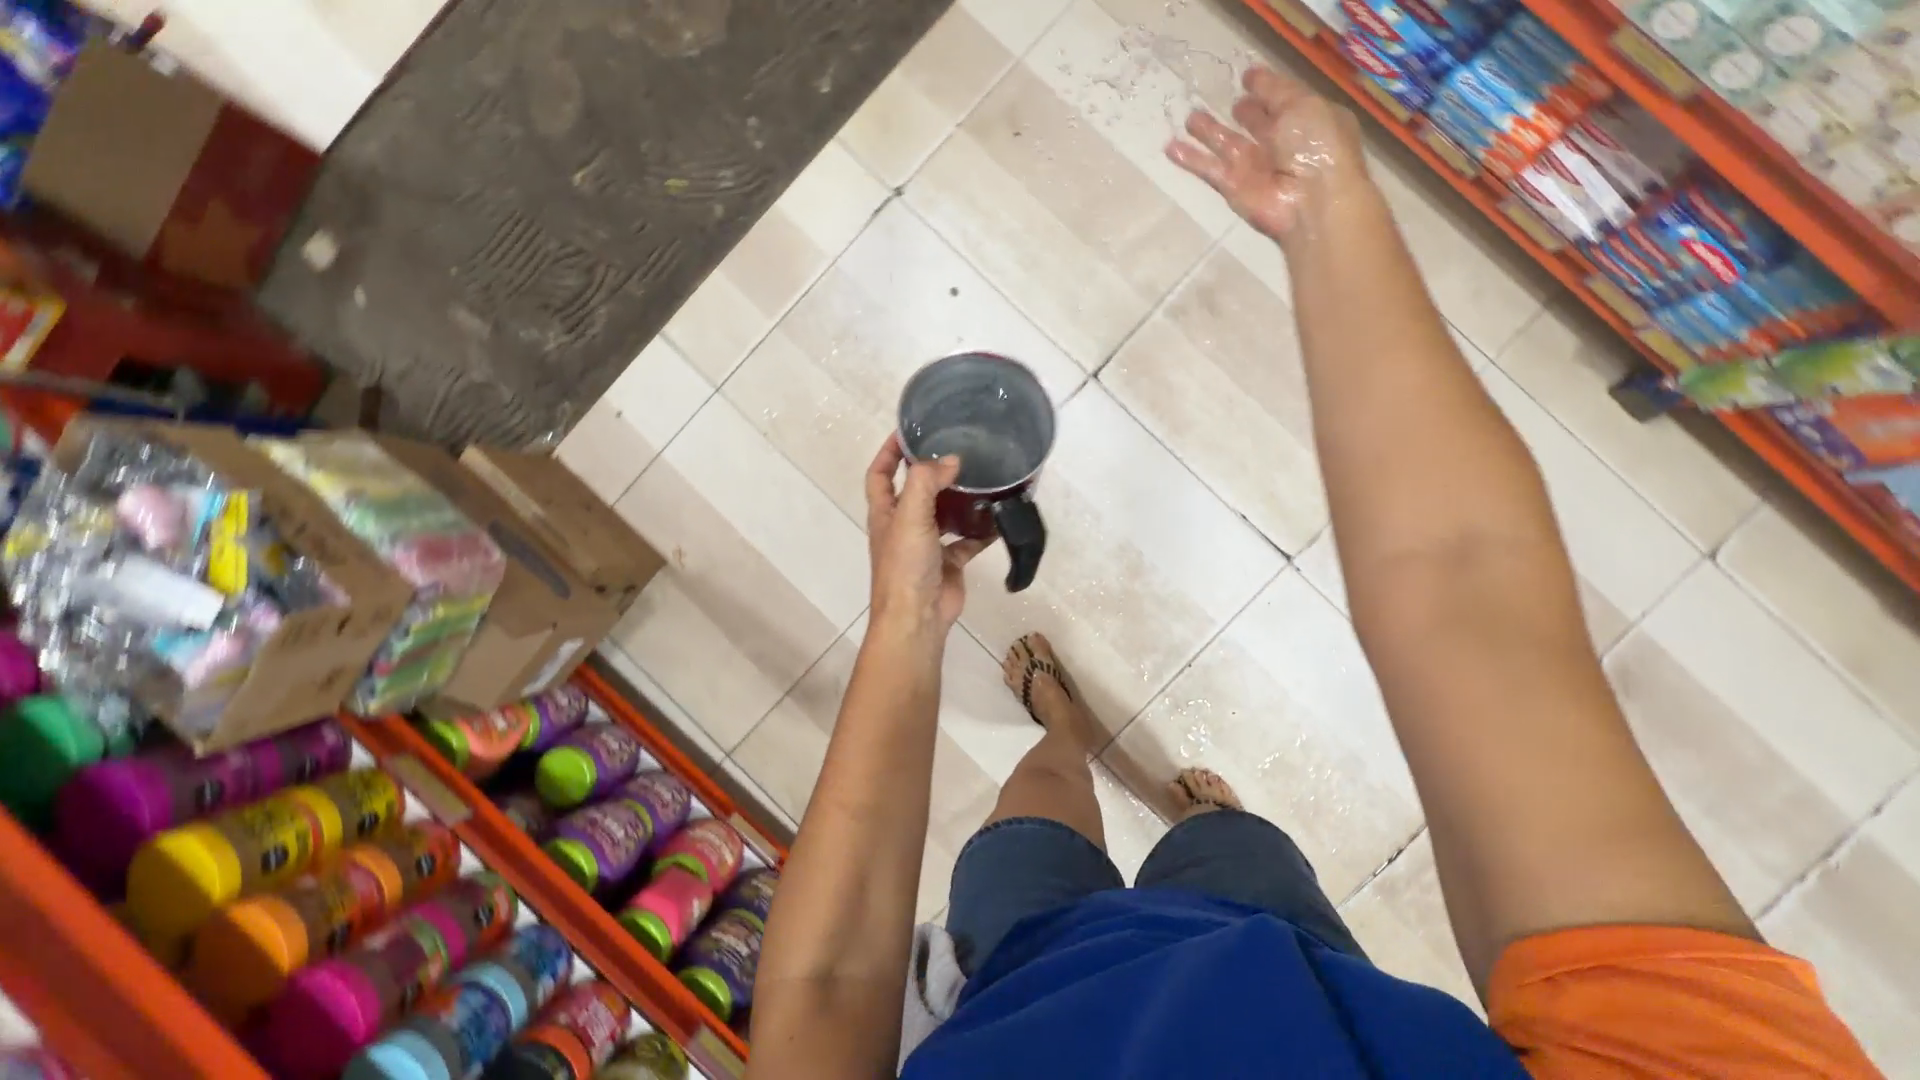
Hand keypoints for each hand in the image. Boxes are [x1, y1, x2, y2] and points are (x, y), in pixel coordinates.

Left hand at [865, 437, 987, 635]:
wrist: (917, 618)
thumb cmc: (905, 566)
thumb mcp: (910, 516)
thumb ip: (927, 482)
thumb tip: (951, 460)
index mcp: (885, 513)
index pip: (880, 474)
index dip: (889, 451)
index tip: (908, 431)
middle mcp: (903, 526)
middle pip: (916, 491)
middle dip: (932, 471)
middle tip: (958, 449)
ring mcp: (926, 546)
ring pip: (943, 514)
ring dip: (959, 499)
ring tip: (982, 477)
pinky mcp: (948, 563)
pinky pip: (966, 541)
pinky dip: (981, 531)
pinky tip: (999, 518)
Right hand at [1165, 66, 1365, 241]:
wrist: (1310, 200)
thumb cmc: (1315, 145)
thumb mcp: (1302, 104)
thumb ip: (1274, 89)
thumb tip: (1251, 76)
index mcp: (1305, 121)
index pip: (1282, 101)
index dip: (1266, 89)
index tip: (1247, 78)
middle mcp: (1281, 144)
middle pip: (1256, 124)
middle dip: (1244, 112)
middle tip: (1229, 100)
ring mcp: (1255, 167)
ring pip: (1227, 143)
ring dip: (1210, 131)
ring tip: (1190, 118)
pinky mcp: (1233, 187)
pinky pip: (1208, 168)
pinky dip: (1190, 159)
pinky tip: (1170, 147)